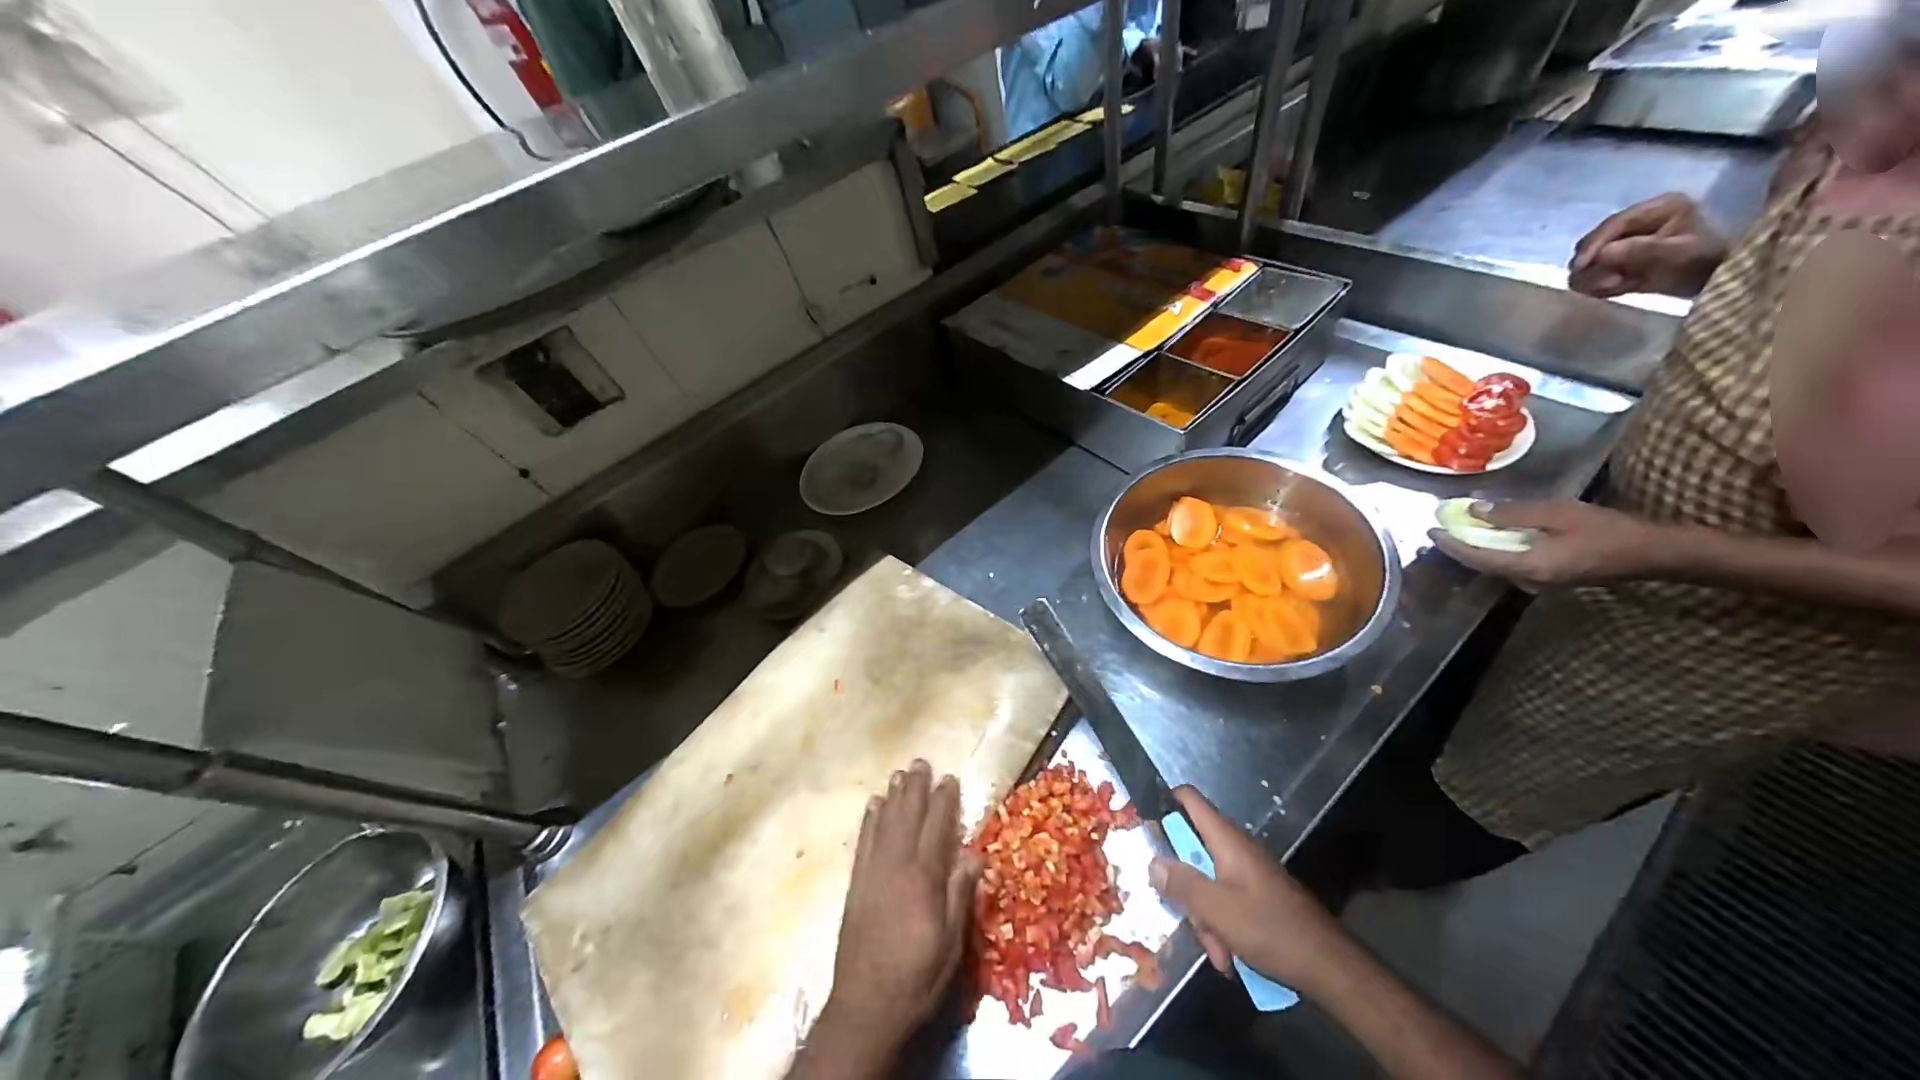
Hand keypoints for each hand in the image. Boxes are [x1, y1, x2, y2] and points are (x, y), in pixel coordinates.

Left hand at [816, 761, 978, 1056]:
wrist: (866, 1004)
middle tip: (920, 762)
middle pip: (907, 818)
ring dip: (893, 797)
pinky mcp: (856, 884)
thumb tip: (974, 852)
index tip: (948, 778)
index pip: (936, 829)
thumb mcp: (951, 942)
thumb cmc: (917, 975)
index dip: (943, 802)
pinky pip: (863, 842)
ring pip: (884, 824)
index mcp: (923, 879)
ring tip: (899, 774)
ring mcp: (872, 873)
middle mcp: (896, 867)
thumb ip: (960, 893)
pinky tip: (872, 806)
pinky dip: (869, 821)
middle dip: (915, 789)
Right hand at [1148, 786, 1352, 994]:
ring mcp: (1251, 874)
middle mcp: (1238, 850)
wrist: (1329, 967)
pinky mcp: (1261, 898)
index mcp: (1227, 841)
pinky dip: (1225, 927)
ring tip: (1219, 951)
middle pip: (1194, 851)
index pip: (1190, 800)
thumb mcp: (1216, 909)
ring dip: (1207, 917)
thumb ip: (1181, 883)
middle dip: (1186, 886)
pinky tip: (1231, 957)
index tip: (1144, 820)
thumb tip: (1153, 861)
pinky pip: (1228, 903)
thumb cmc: (1270, 929)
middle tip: (1187, 914)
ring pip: (1210, 883)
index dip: (1165, 801)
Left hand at [1428, 500, 1673, 587]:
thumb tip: (1475, 511)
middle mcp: (1527, 579)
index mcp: (1526, 566)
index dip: (1450, 544)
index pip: (1474, 557)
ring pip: (1495, 564)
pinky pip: (1511, 563)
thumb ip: (1513, 514)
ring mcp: (1539, 581)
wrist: (1653, 553)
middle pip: (1481, 563)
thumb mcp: (1557, 513)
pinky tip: (1492, 535)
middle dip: (1458, 545)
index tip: (1431, 530)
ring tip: (1460, 528)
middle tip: (1441, 526)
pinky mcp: (1549, 576)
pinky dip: (1496, 549)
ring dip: (1476, 547)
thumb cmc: (1607, 530)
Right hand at [1568, 193, 1725, 298]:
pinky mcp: (1619, 262)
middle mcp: (1639, 221)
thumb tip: (1602, 254)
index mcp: (1660, 207)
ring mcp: (1627, 242)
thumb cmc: (1708, 261)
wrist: (1718, 281)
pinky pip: (1594, 274)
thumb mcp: (1682, 253)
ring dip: (1594, 277)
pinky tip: (1612, 290)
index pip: (1615, 223)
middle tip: (1604, 283)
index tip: (1579, 267)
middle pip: (1597, 241)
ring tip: (1614, 287)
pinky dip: (1597, 285)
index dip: (1594, 244)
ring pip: (1590, 260)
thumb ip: (1645, 250)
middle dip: (1594, 264)